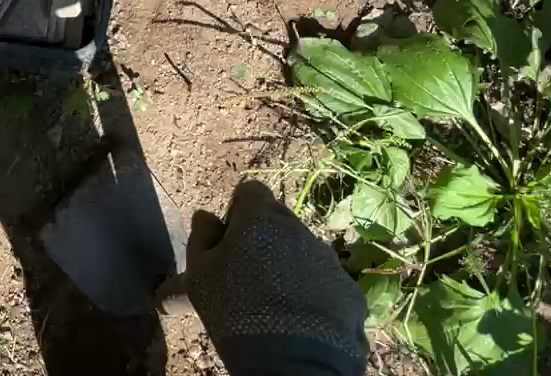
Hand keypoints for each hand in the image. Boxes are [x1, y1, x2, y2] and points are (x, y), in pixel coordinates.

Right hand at [184, 179, 367, 375]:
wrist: (291, 366)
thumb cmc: (236, 311)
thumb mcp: (200, 273)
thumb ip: (202, 236)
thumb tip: (206, 215)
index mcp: (260, 217)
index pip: (252, 192)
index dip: (240, 210)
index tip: (232, 237)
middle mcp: (298, 229)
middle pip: (280, 220)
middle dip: (266, 236)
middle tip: (252, 270)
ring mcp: (329, 261)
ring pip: (305, 250)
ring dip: (291, 262)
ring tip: (278, 298)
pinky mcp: (351, 293)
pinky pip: (327, 281)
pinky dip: (316, 292)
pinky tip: (302, 317)